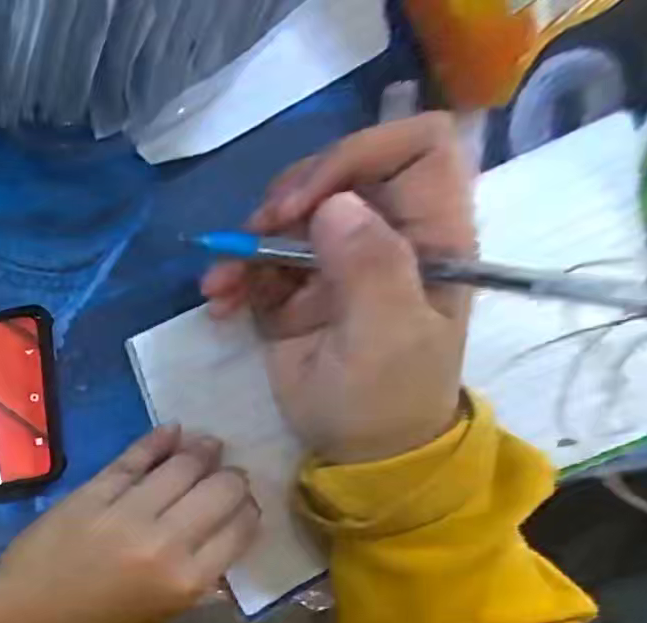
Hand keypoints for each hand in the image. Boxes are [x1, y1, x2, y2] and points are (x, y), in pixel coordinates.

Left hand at [0, 427, 258, 622]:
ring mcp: (126, 515)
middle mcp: (166, 543)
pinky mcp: (90, 496)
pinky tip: (171, 432)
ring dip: (199, 451)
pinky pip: (131, 460)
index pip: (241, 528)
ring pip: (180, 468)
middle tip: (225, 470)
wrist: (24, 616)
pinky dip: (155, 442)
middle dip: (228, 477)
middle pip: (219, 491)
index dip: (245, 507)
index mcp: (188, 581)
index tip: (240, 499)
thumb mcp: (157, 610)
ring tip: (206, 444)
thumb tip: (224, 536)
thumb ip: (195, 573)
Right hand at [200, 113, 476, 463]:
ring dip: (242, 248)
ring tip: (219, 285)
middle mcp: (379, 237)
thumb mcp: (387, 334)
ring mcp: (330, 267)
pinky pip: (253, 269)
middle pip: (333, 177)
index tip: (301, 205)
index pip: (410, 149)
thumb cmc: (387, 395)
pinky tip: (218, 305)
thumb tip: (333, 206)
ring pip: (282, 224)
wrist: (359, 448)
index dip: (353, 157)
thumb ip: (370, 267)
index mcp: (428, 233)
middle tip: (251, 237)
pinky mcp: (288, 297)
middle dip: (284, 201)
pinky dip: (230, 281)